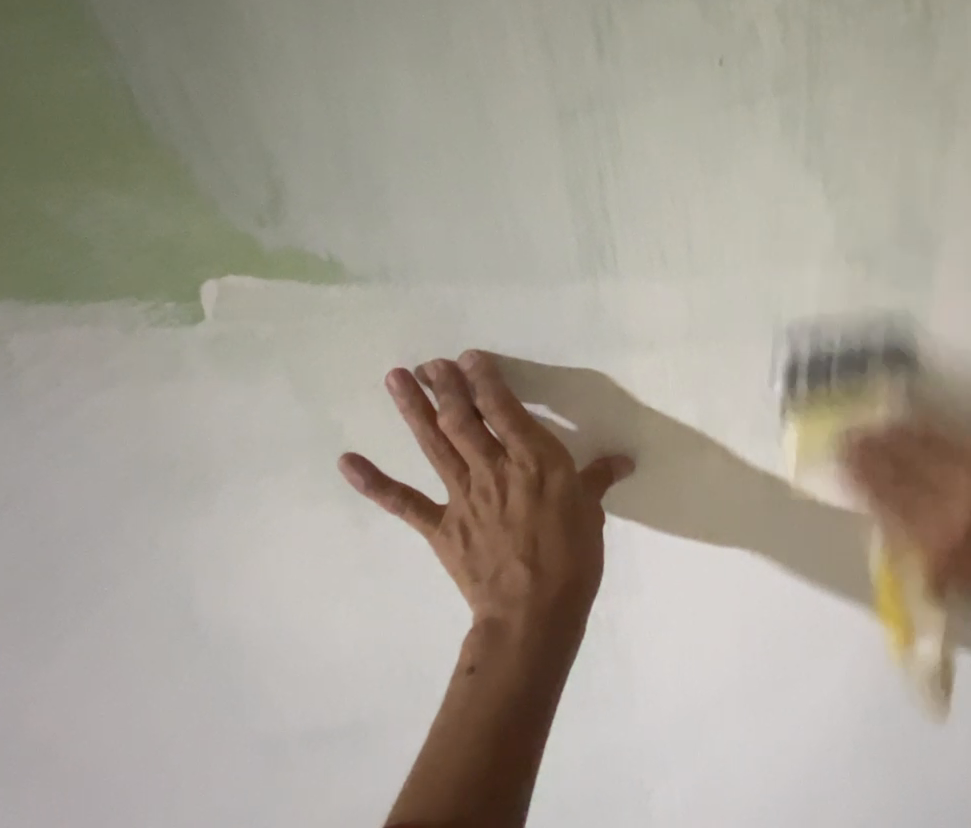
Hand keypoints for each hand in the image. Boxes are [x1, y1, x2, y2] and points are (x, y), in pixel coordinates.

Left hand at [338, 350, 633, 633]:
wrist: (533, 612)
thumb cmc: (573, 558)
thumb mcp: (591, 512)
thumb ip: (597, 480)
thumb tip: (622, 460)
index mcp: (535, 461)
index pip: (505, 410)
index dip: (485, 381)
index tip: (469, 358)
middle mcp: (495, 469)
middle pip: (463, 420)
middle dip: (445, 387)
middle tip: (430, 363)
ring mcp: (463, 497)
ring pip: (434, 446)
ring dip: (413, 411)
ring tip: (395, 379)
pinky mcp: (441, 527)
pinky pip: (404, 502)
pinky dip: (374, 482)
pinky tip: (347, 461)